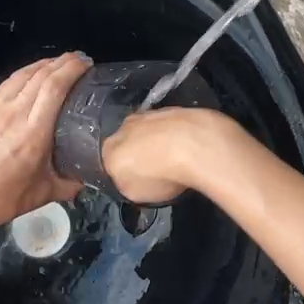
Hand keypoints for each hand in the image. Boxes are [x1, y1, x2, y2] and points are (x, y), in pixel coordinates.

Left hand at [0, 52, 91, 237]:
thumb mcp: (42, 195)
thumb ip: (69, 184)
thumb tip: (88, 178)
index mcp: (33, 130)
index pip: (55, 86)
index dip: (72, 69)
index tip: (87, 63)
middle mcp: (14, 112)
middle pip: (40, 75)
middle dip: (62, 62)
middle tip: (79, 58)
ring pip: (21, 75)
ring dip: (42, 64)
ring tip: (57, 62)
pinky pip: (6, 84)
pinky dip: (23, 74)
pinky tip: (29, 76)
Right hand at [102, 107, 243, 203]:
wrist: (194, 144)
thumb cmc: (160, 174)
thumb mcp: (136, 195)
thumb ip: (127, 185)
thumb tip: (134, 179)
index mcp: (109, 150)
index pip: (112, 165)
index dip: (127, 176)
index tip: (142, 184)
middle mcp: (124, 127)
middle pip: (129, 144)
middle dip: (141, 156)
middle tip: (159, 173)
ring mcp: (149, 114)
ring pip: (149, 132)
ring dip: (159, 144)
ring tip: (177, 161)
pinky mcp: (172, 108)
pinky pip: (169, 126)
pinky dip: (175, 135)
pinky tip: (188, 148)